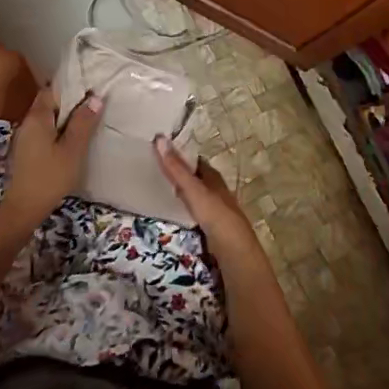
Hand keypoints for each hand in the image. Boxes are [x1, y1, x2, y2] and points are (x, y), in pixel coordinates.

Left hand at [4, 88, 100, 216]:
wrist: (25, 207)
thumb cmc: (51, 176)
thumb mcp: (73, 149)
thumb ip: (83, 123)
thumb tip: (95, 97)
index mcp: (37, 117)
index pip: (51, 90)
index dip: (70, 87)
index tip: (90, 88)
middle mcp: (27, 122)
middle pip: (48, 103)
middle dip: (69, 102)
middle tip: (93, 104)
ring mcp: (24, 137)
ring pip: (46, 118)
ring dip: (64, 118)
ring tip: (86, 120)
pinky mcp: (26, 150)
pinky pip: (43, 131)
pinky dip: (57, 130)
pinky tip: (71, 139)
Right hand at [155, 137, 262, 259]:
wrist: (233, 250)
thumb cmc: (215, 215)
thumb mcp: (193, 189)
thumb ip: (176, 168)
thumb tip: (159, 138)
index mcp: (213, 177)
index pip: (195, 160)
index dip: (180, 154)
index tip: (161, 150)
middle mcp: (216, 190)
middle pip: (195, 176)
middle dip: (179, 172)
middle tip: (156, 167)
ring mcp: (215, 208)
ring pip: (195, 193)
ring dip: (181, 189)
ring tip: (160, 186)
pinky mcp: (212, 224)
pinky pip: (194, 209)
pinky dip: (183, 205)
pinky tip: (174, 209)